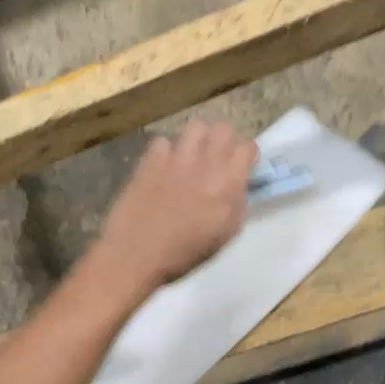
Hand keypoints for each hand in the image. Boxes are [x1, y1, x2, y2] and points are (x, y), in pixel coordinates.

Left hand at [94, 121, 256, 288]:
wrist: (136, 255)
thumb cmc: (184, 254)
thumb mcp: (224, 237)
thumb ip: (237, 206)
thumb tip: (239, 188)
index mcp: (228, 184)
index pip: (248, 147)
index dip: (247, 155)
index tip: (243, 166)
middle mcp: (205, 163)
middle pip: (223, 128)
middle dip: (225, 141)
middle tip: (218, 159)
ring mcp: (175, 158)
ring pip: (195, 128)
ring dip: (197, 141)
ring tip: (192, 159)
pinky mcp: (150, 160)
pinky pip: (163, 142)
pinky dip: (166, 153)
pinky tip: (163, 169)